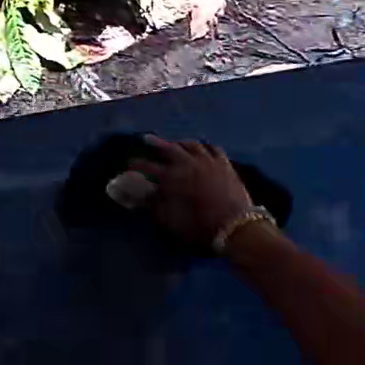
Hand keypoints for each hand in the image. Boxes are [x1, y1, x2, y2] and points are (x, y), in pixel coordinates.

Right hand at [128, 135, 254, 249]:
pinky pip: (213, 148)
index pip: (148, 166)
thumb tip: (140, 195)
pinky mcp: (224, 163)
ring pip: (191, 145)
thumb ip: (153, 206)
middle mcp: (188, 163)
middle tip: (146, 138)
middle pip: (169, 148)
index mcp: (173, 177)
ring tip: (174, 143)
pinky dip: (205, 146)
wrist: (236, 226)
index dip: (136, 164)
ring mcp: (208, 160)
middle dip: (155, 143)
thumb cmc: (200, 226)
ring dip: (180, 143)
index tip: (128, 163)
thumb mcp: (171, 220)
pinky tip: (202, 146)